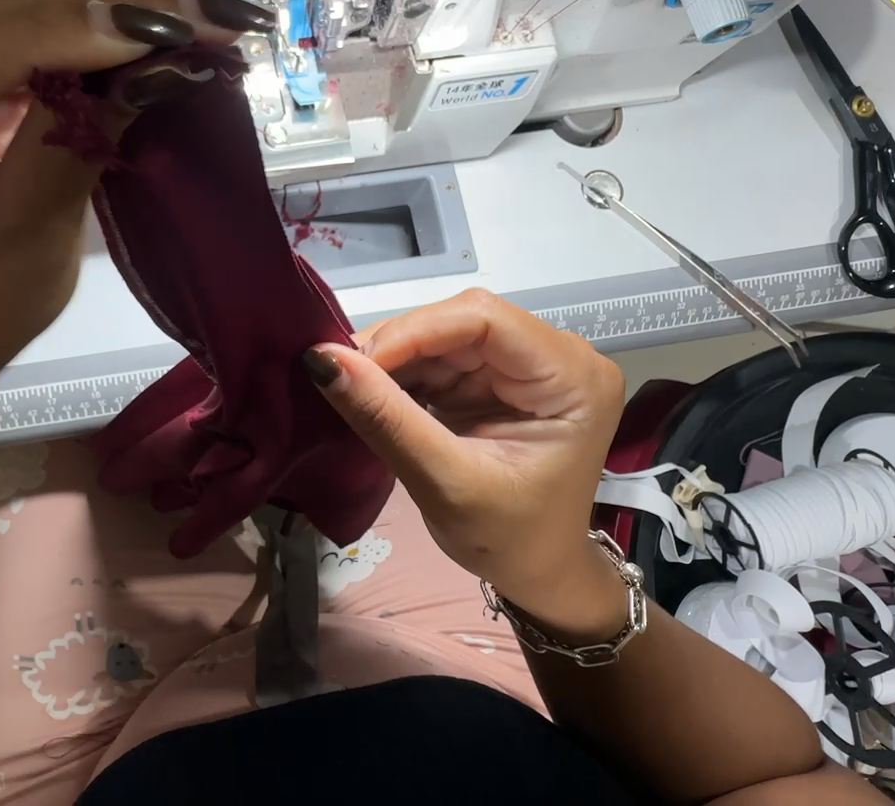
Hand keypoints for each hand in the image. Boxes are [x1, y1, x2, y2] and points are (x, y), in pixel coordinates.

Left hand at [0, 0, 274, 397]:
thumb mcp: (24, 245)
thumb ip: (71, 145)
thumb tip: (156, 61)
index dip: (40, 34)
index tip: (148, 28)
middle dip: (84, 12)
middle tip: (194, 10)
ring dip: (90, 10)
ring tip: (184, 13)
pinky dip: (73, 28)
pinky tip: (137, 24)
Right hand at [304, 289, 628, 636]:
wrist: (535, 574)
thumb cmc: (509, 540)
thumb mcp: (446, 484)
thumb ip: (388, 420)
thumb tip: (322, 360)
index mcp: (572, 378)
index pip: (485, 320)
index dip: (414, 330)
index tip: (354, 362)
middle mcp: (555, 357)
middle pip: (460, 321)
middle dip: (398, 345)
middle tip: (339, 373)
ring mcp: (523, 364)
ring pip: (442, 334)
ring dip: (391, 358)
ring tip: (348, 383)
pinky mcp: (494, 376)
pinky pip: (437, 356)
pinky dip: (399, 372)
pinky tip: (371, 390)